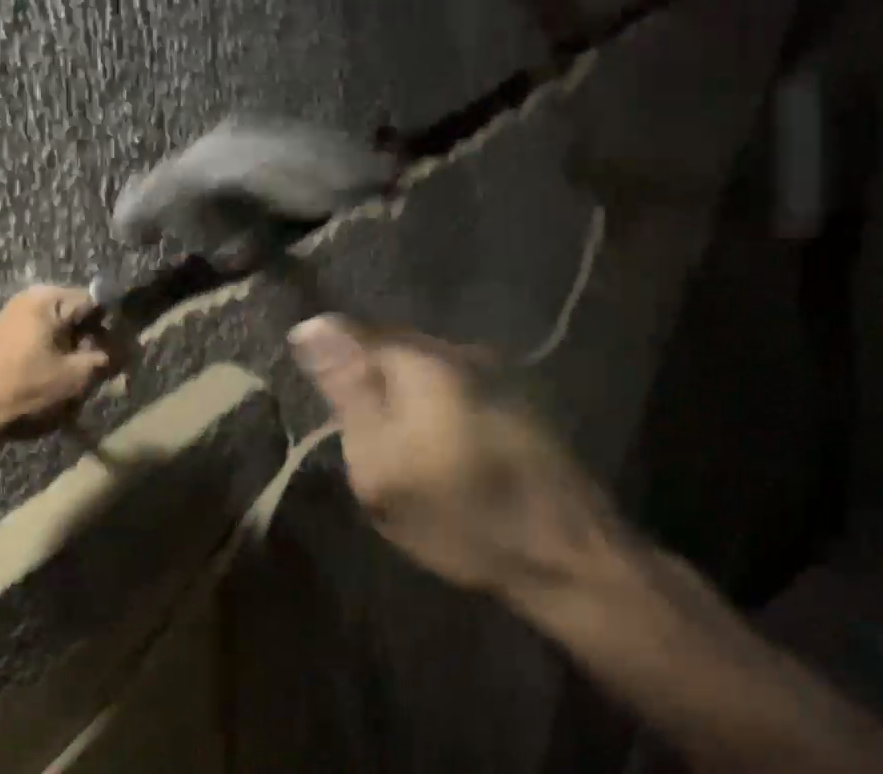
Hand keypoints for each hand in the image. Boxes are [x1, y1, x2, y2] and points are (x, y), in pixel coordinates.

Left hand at [0, 285, 113, 439]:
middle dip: (94, 347)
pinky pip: (42, 343)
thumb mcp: (77, 377)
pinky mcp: (4, 338)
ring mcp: (13, 317)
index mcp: (48, 299)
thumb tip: (134, 347)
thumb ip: (110, 358)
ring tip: (77, 389)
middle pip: (78, 318)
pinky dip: (54, 362)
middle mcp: (29, 299)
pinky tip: (54, 388)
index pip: (97, 303)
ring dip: (75, 359)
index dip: (115, 331)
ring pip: (62, 334)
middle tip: (103, 380)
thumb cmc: (26, 391)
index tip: (123, 360)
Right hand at [287, 315, 623, 602]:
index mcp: (419, 359)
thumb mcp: (379, 462)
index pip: (349, 333)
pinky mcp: (521, 401)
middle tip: (353, 432)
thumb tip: (310, 324)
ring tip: (394, 446)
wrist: (572, 558)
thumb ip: (347, 390)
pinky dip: (436, 411)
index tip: (324, 406)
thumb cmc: (460, 512)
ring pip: (424, 371)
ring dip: (403, 398)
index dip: (328, 365)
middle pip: (390, 350)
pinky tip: (438, 451)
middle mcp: (459, 349)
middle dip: (367, 380)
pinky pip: (454, 390)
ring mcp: (497, 373)